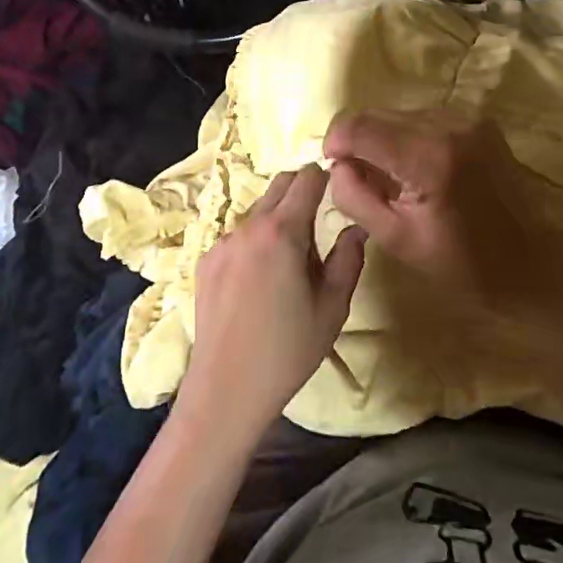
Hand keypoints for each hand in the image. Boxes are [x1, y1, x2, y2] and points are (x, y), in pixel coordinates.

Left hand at [182, 166, 366, 435]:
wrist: (227, 386)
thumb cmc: (289, 350)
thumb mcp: (332, 308)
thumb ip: (348, 258)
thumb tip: (356, 227)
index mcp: (282, 232)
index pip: (306, 179)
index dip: (324, 177)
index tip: (338, 188)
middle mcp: (247, 226)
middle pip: (278, 186)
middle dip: (301, 191)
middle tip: (319, 222)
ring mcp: (221, 241)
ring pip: (256, 212)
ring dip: (277, 220)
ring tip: (290, 263)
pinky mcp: (205, 260)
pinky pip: (237, 236)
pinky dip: (254, 242)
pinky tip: (259, 281)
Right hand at [323, 110, 562, 324]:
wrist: (533, 264)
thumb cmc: (462, 263)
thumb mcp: (395, 239)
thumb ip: (354, 196)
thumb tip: (336, 165)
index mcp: (429, 157)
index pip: (359, 126)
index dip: (335, 142)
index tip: (332, 167)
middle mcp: (448, 124)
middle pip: (375, 114)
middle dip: (356, 141)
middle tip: (358, 177)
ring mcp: (466, 118)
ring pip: (395, 113)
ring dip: (380, 138)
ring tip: (388, 176)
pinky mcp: (476, 119)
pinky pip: (420, 118)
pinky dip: (405, 137)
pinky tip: (413, 168)